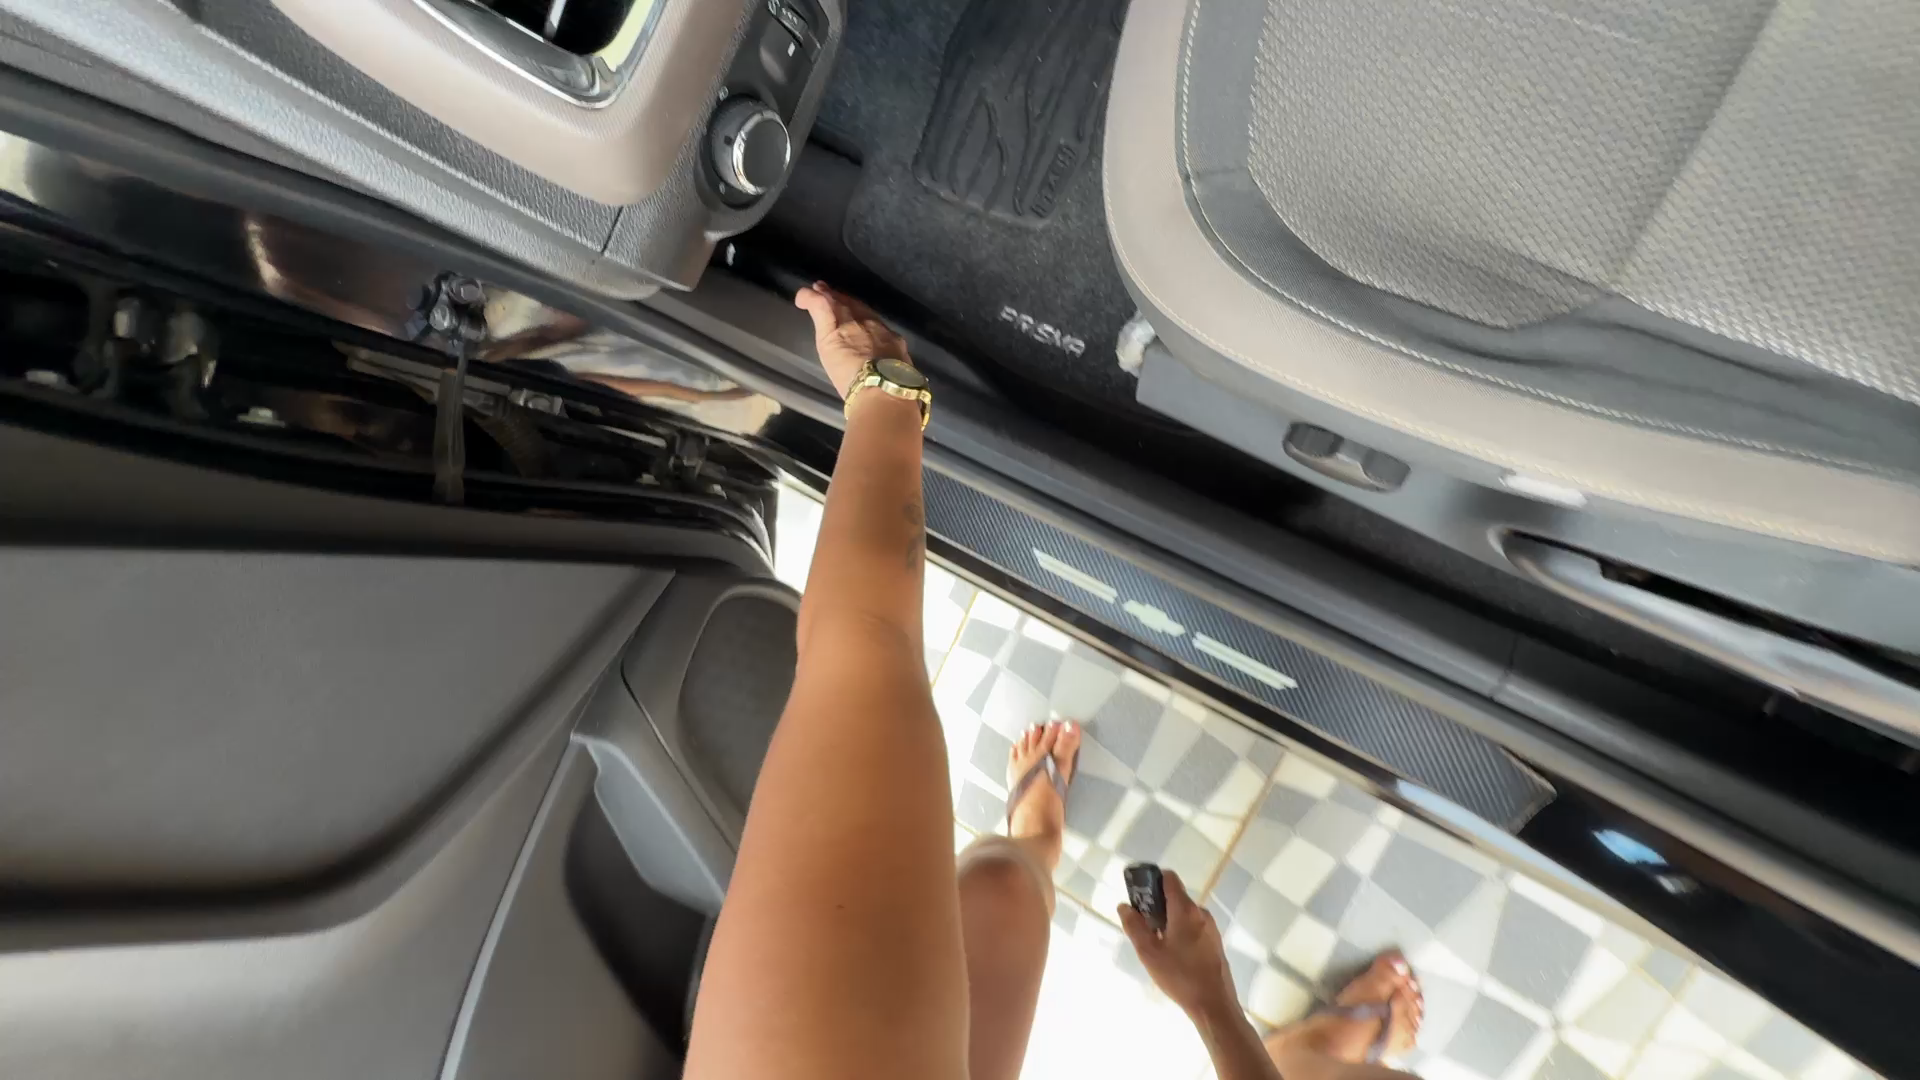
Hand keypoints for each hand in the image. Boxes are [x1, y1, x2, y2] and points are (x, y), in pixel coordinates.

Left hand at [794, 281, 910, 397]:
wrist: (883, 389)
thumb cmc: (893, 390)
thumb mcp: (902, 375)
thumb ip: (893, 368)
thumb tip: (893, 372)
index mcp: (891, 341)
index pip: (874, 323)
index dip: (863, 315)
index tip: (856, 314)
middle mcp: (873, 327)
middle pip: (857, 308)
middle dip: (845, 301)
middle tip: (833, 295)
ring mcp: (852, 326)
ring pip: (839, 305)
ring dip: (828, 296)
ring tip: (819, 290)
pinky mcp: (833, 331)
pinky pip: (820, 307)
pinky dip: (810, 300)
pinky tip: (802, 297)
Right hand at [1117, 870, 1240, 1020]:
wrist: (1215, 1007)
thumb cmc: (1180, 976)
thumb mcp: (1149, 953)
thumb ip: (1134, 926)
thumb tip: (1124, 906)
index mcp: (1185, 909)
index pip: (1169, 878)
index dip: (1152, 880)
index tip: (1140, 896)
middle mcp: (1200, 913)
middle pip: (1175, 897)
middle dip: (1157, 906)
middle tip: (1145, 927)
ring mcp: (1211, 928)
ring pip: (1184, 914)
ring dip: (1169, 921)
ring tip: (1159, 946)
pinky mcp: (1215, 943)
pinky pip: (1194, 928)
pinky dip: (1182, 933)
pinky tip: (1175, 956)